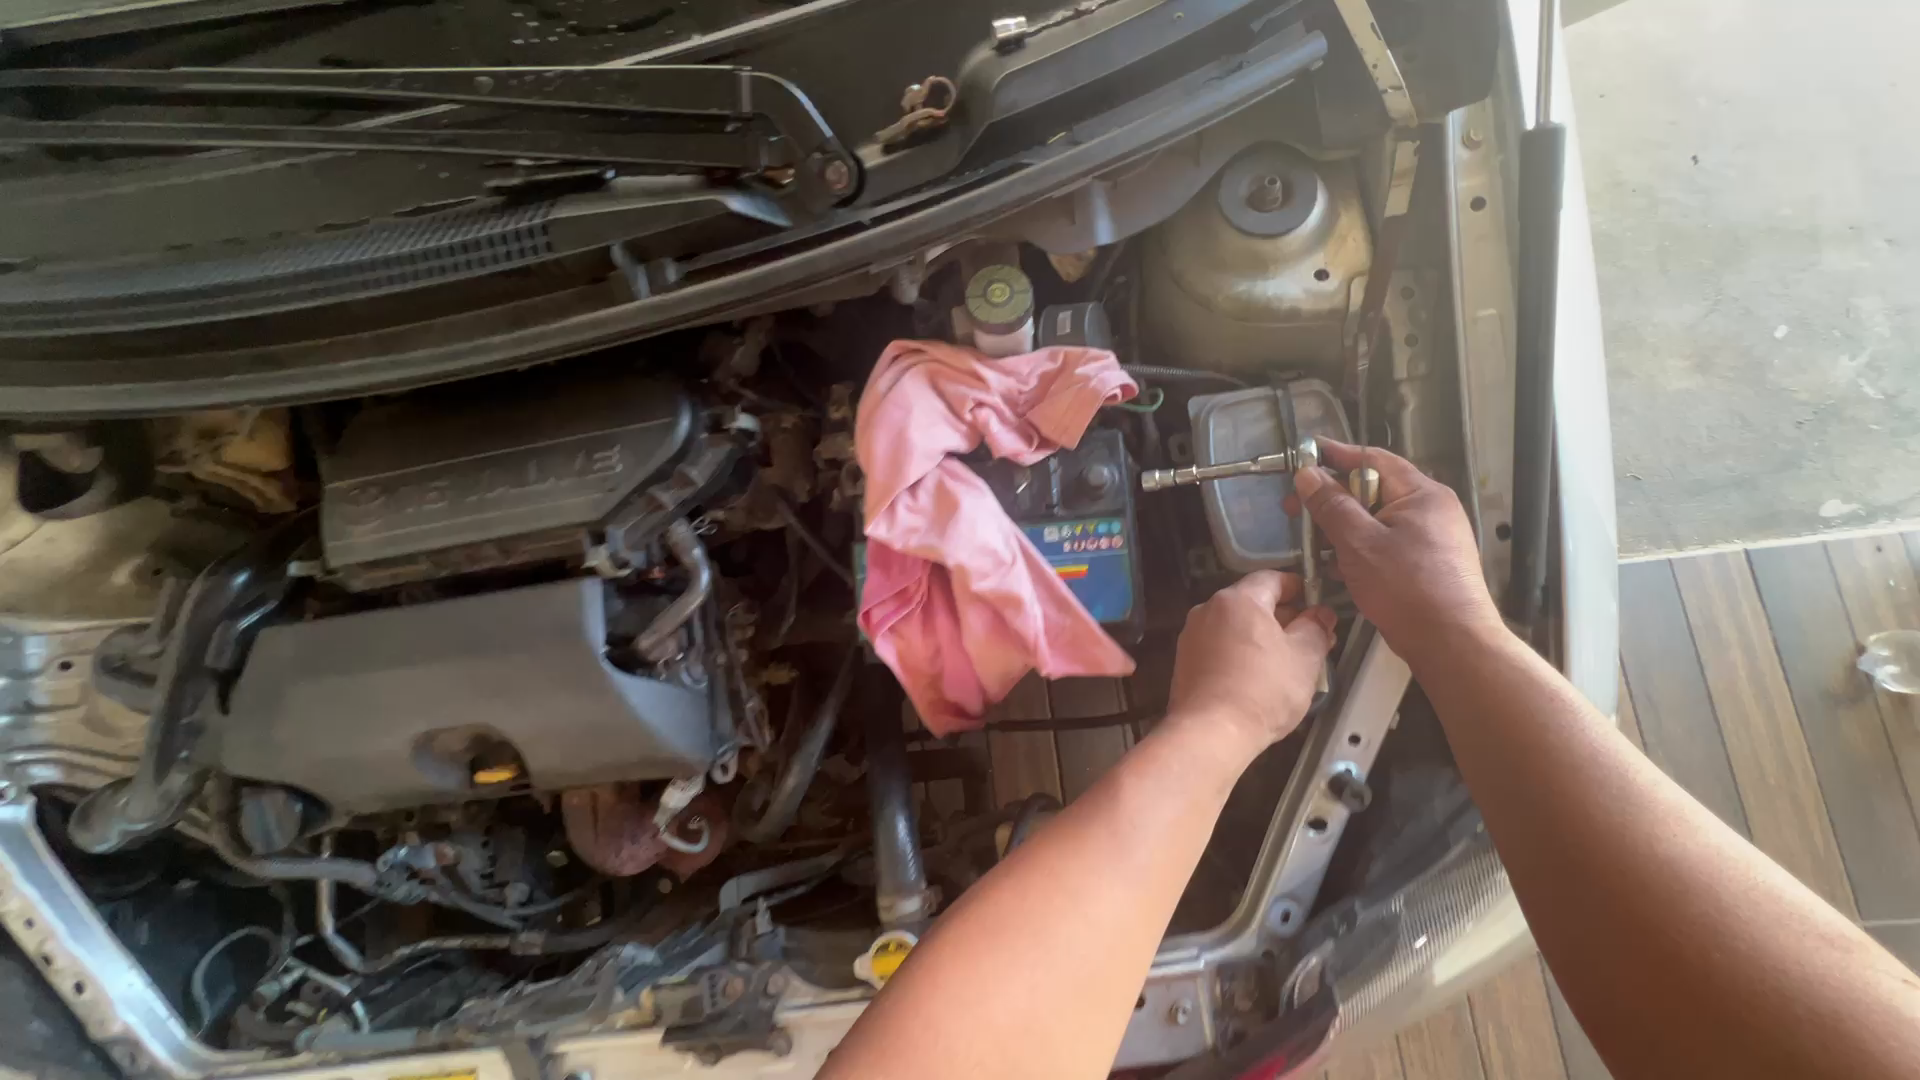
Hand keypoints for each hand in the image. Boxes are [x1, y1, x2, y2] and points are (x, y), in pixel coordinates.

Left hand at [1165, 570, 1335, 751]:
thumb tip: (1321, 613)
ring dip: (1260, 636)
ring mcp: (1191, 636)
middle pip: (1250, 602)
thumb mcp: (1304, 658)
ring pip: (1233, 626)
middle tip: (1309, 637)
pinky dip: (1239, 652)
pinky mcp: (1184, 661)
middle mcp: (1207, 610)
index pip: (1270, 579)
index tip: (1315, 602)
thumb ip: (1315, 628)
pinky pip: (1218, 646)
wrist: (1210, 731)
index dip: (1297, 587)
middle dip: (1281, 616)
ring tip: (1287, 660)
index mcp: (1237, 600)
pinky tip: (1256, 675)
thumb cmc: (1263, 689)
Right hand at [1291, 439, 1503, 664]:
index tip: (1305, 453)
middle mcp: (1429, 510)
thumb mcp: (1358, 542)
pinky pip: (1383, 544)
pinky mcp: (1424, 564)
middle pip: (1372, 491)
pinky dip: (1355, 548)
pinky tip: (1332, 566)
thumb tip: (1307, 475)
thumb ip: (1331, 505)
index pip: (1374, 460)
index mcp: (1421, 494)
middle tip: (1295, 507)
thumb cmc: (1405, 586)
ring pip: (1375, 521)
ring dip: (1340, 527)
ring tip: (1309, 540)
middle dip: (1331, 498)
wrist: (1451, 642)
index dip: (1337, 455)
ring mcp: (1429, 538)